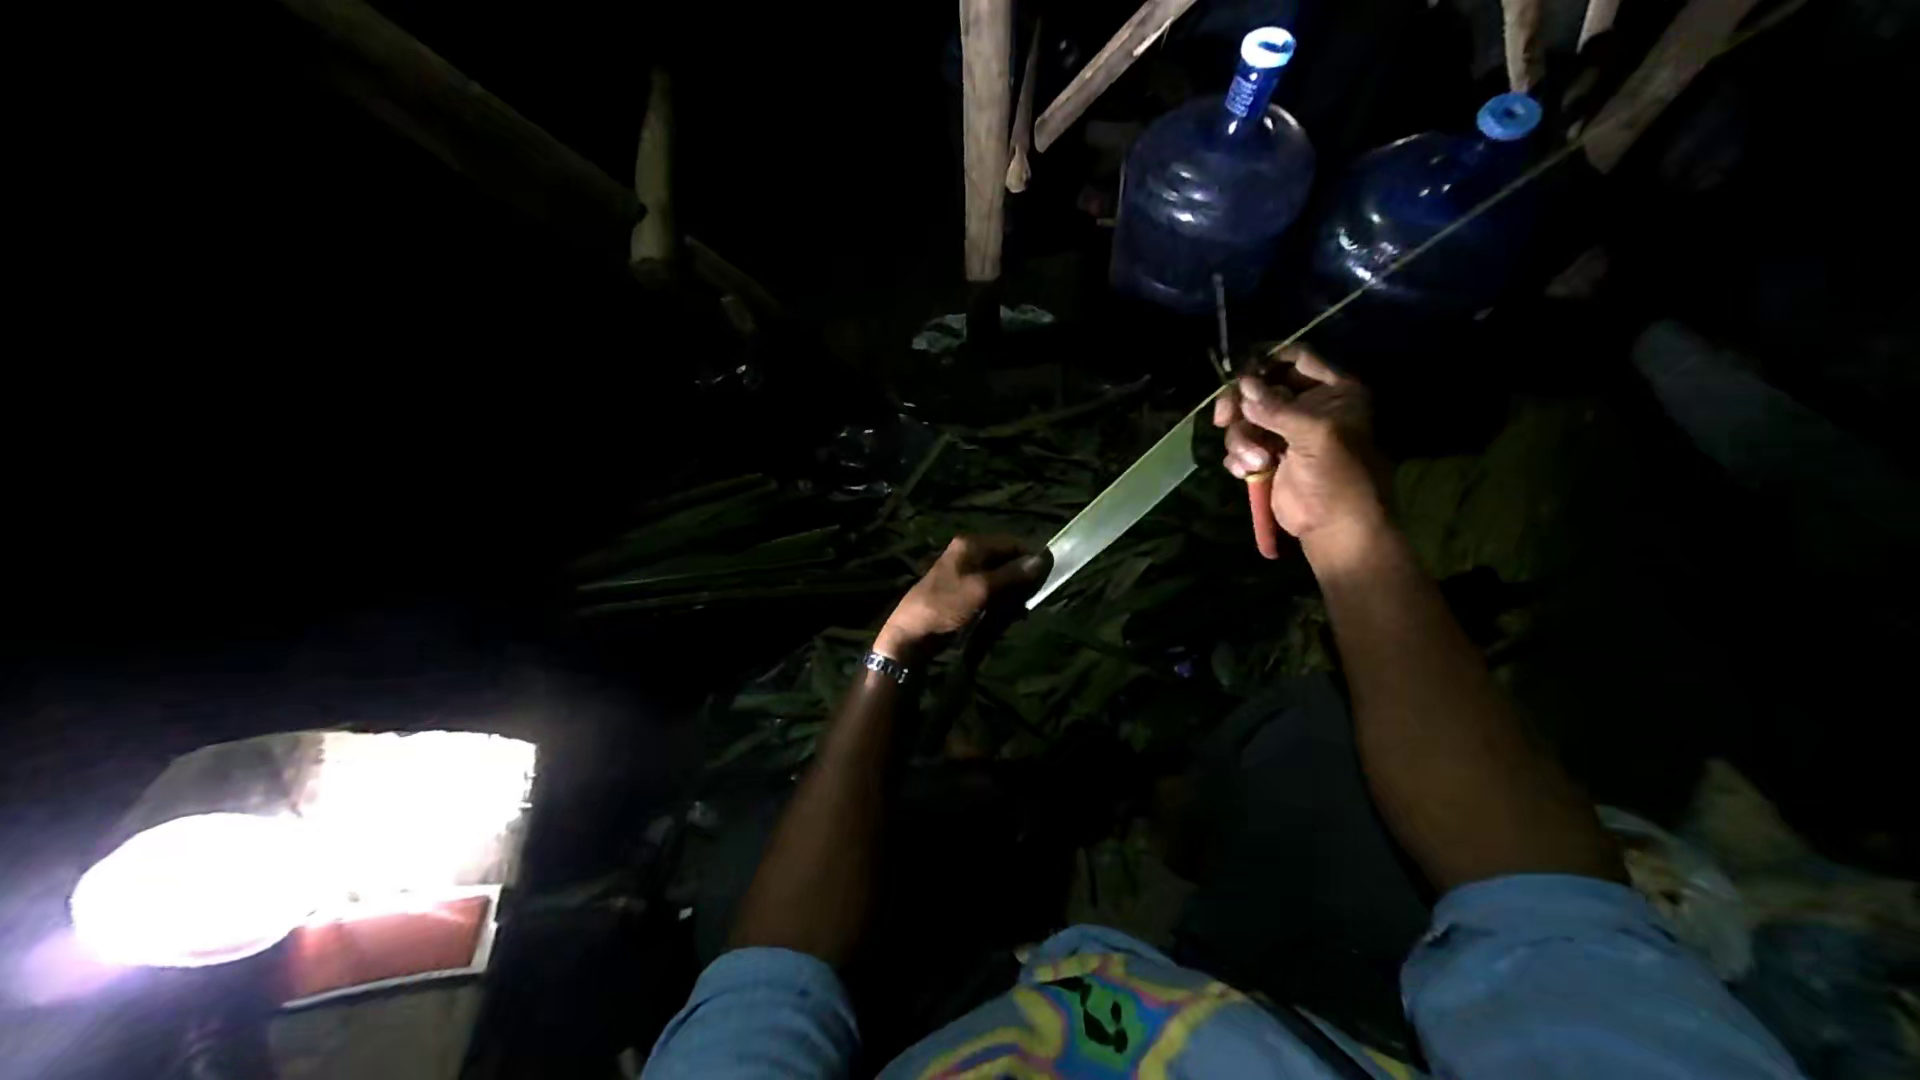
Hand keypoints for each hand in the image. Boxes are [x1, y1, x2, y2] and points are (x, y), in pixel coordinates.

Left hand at [874, 535, 1050, 662]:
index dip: (1030, 557)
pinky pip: (990, 590)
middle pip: (1006, 559)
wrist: (912, 632)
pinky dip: (1001, 600)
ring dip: (1013, 592)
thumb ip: (1012, 574)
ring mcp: (965, 572)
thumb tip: (1041, 559)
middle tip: (1033, 597)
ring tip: (1022, 610)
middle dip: (1022, 578)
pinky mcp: (963, 591)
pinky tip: (1009, 615)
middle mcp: (968, 553)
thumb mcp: (982, 588)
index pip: (1011, 542)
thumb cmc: (945, 605)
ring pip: (1000, 577)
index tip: (1048, 576)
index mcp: (971, 545)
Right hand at [1212, 345, 1386, 556]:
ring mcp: (1284, 432)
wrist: (1334, 525)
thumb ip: (1276, 406)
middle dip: (1240, 405)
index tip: (1239, 373)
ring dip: (1242, 440)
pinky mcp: (1267, 456)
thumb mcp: (1313, 433)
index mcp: (1332, 390)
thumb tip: (1241, 384)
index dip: (1266, 362)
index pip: (1295, 358)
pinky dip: (1239, 458)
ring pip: (1245, 418)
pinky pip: (1240, 445)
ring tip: (1256, 463)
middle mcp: (1307, 405)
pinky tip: (1249, 472)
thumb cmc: (1337, 475)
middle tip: (1223, 419)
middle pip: (1260, 387)